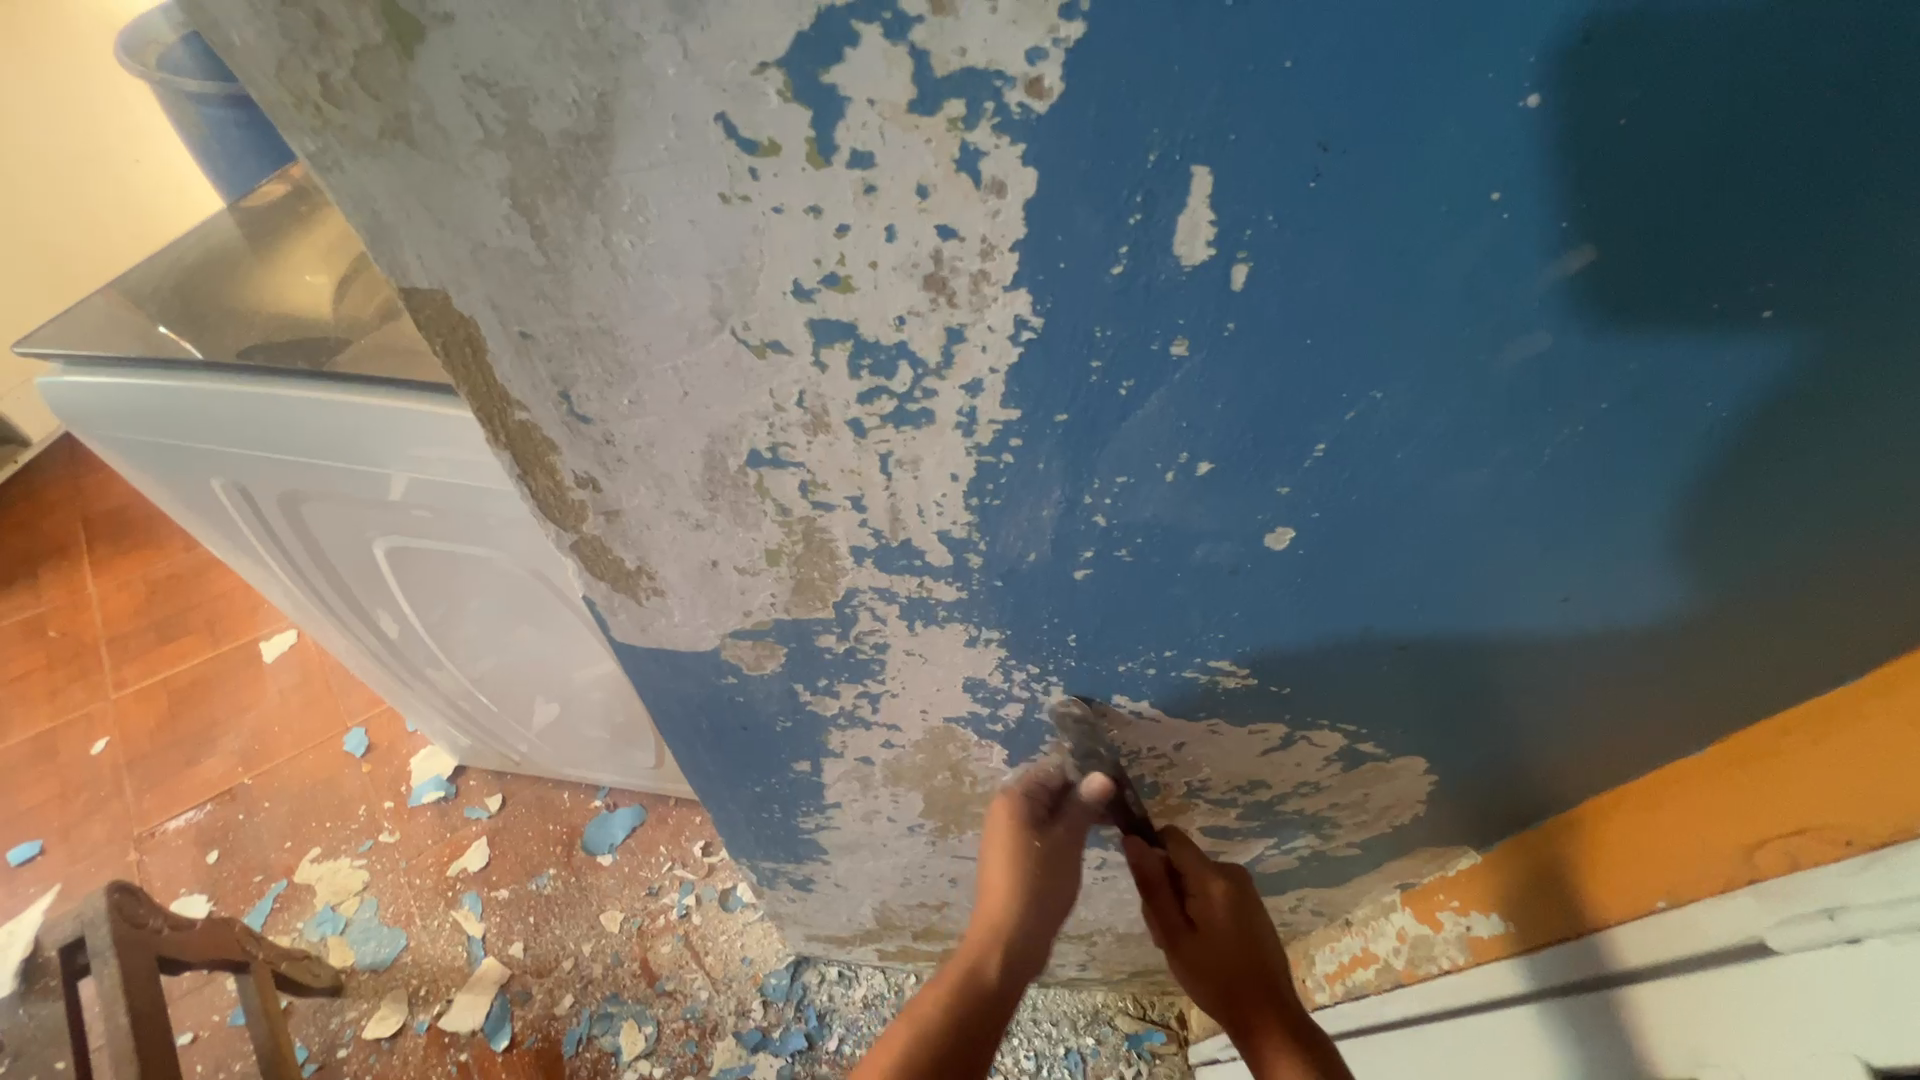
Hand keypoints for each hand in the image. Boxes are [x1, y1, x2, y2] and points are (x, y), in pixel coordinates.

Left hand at [963, 763, 1115, 984]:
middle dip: (1082, 796)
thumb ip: (1083, 805)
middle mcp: (1006, 809)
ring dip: (1075, 816)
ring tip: (1109, 825)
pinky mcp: (1013, 856)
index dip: (1086, 775)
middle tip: (1119, 808)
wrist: (1007, 940)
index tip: (1117, 788)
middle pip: (1050, 789)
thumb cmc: (1038, 884)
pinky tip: (1085, 844)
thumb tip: (1102, 775)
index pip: (1054, 769)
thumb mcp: (1067, 841)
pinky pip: (1041, 833)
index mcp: (1014, 797)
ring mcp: (1007, 833)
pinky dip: (1062, 834)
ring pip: (1047, 813)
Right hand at [1122, 826, 1316, 1055]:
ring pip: (1193, 879)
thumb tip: (1131, 839)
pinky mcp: (1250, 902)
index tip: (1147, 890)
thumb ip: (1152, 885)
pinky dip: (1198, 910)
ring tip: (1182, 945)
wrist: (1268, 1016)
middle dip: (1166, 890)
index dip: (1151, 854)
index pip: (1171, 837)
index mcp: (1212, 876)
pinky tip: (1201, 945)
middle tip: (1166, 933)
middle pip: (1181, 862)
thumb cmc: (1214, 978)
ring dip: (1180, 904)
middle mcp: (1231, 871)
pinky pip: (1211, 890)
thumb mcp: (1173, 934)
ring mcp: (1244, 887)